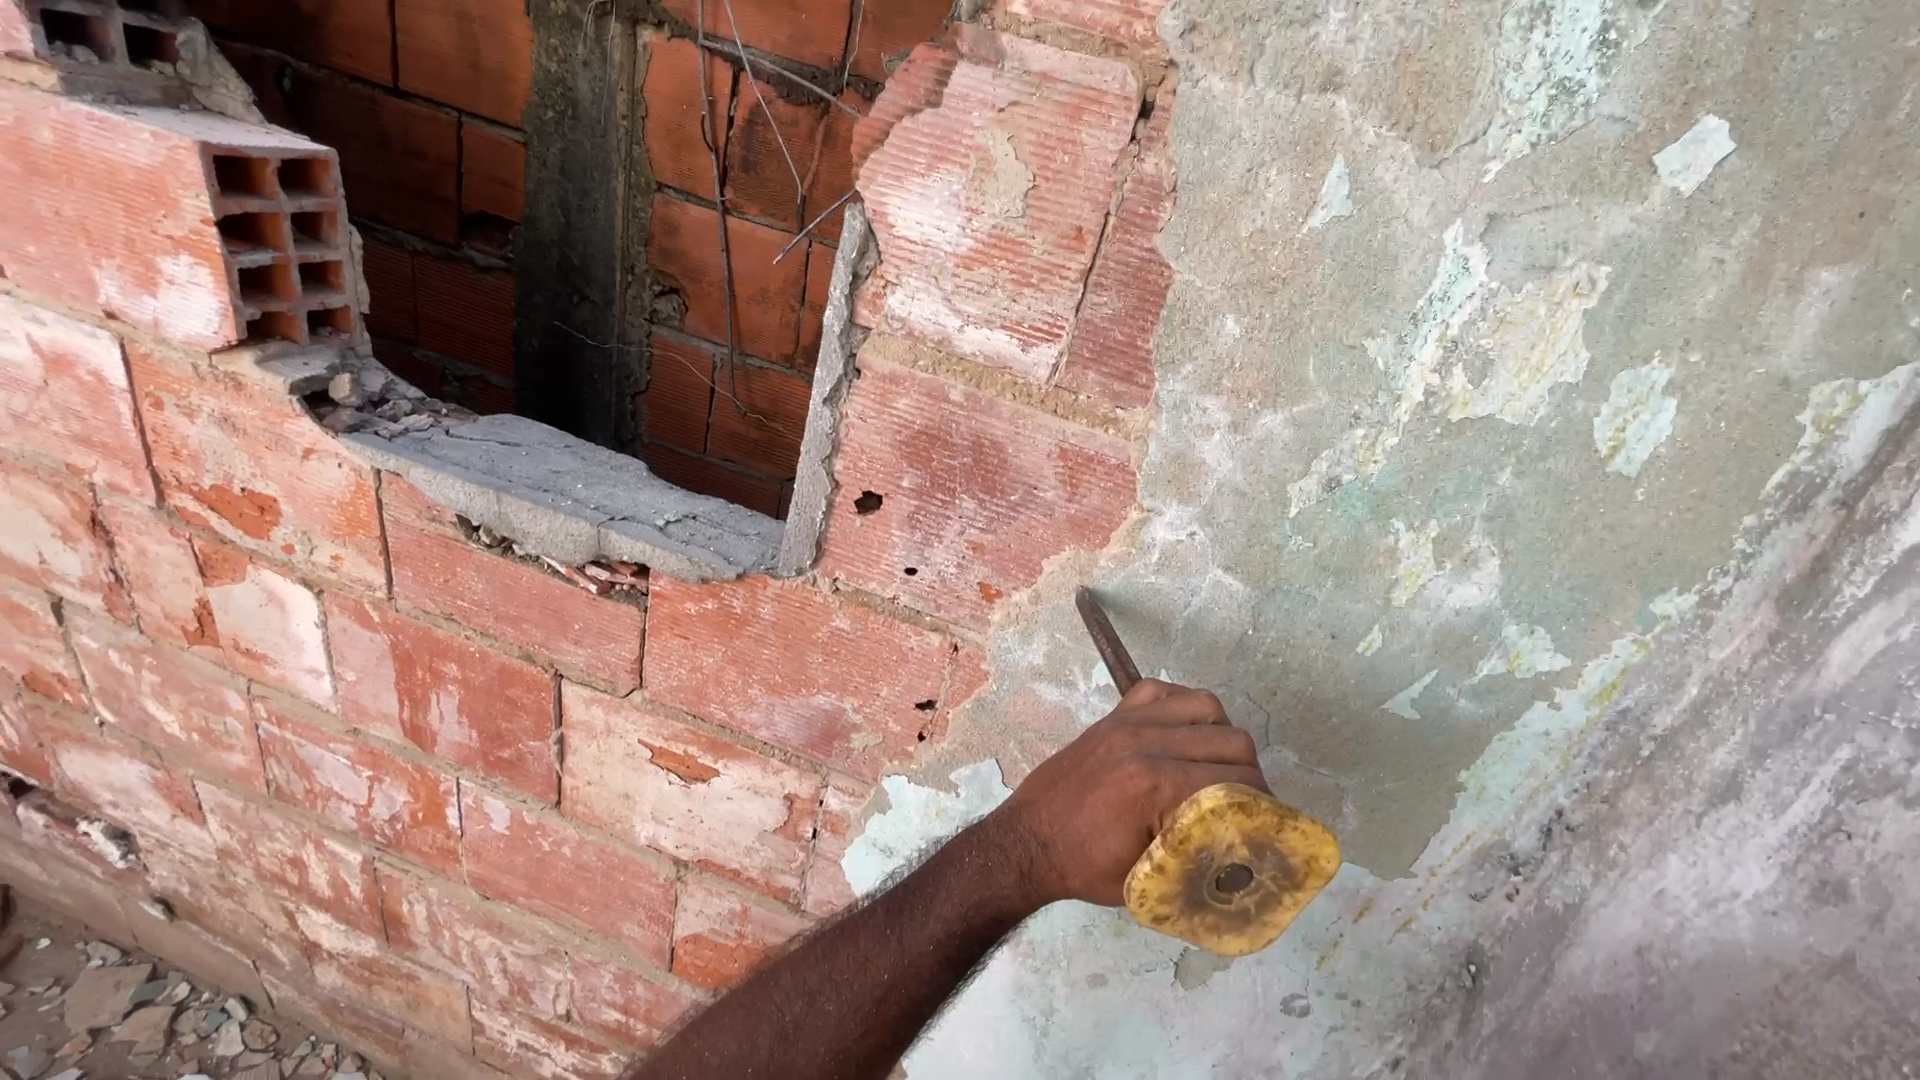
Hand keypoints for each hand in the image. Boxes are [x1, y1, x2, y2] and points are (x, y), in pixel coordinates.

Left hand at [984, 679, 1270, 908]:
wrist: (1025, 840)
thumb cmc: (1082, 867)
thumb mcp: (1148, 876)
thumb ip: (1198, 855)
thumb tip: (1247, 850)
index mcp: (1154, 785)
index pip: (1237, 782)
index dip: (1263, 806)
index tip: (1266, 823)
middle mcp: (1144, 742)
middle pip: (1231, 740)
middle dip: (1250, 773)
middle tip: (1244, 801)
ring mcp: (1126, 722)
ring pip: (1205, 706)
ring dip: (1221, 735)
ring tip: (1216, 766)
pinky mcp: (1112, 715)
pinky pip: (1161, 691)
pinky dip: (1182, 706)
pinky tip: (1183, 734)